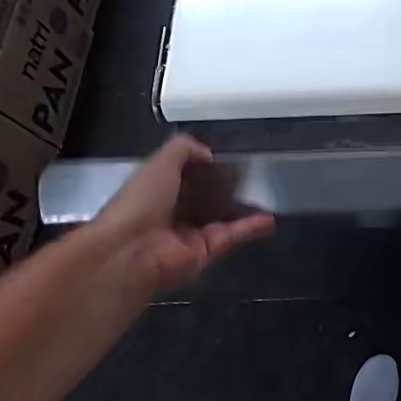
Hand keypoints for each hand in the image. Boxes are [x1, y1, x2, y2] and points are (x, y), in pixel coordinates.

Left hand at [92, 134, 274, 293]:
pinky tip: (270, 218)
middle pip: (205, 198)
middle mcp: (173, 212)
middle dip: (225, 187)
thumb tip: (209, 153)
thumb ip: (184, 150)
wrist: (131, 251)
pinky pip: (233, 235)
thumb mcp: (159, 162)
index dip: (202, 166)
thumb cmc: (140, 202)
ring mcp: (191, 233)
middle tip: (252, 174)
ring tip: (267, 193)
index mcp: (157, 191)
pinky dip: (252, 226)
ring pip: (222, 217)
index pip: (183, 176)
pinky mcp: (207, 250)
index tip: (226, 156)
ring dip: (243, 207)